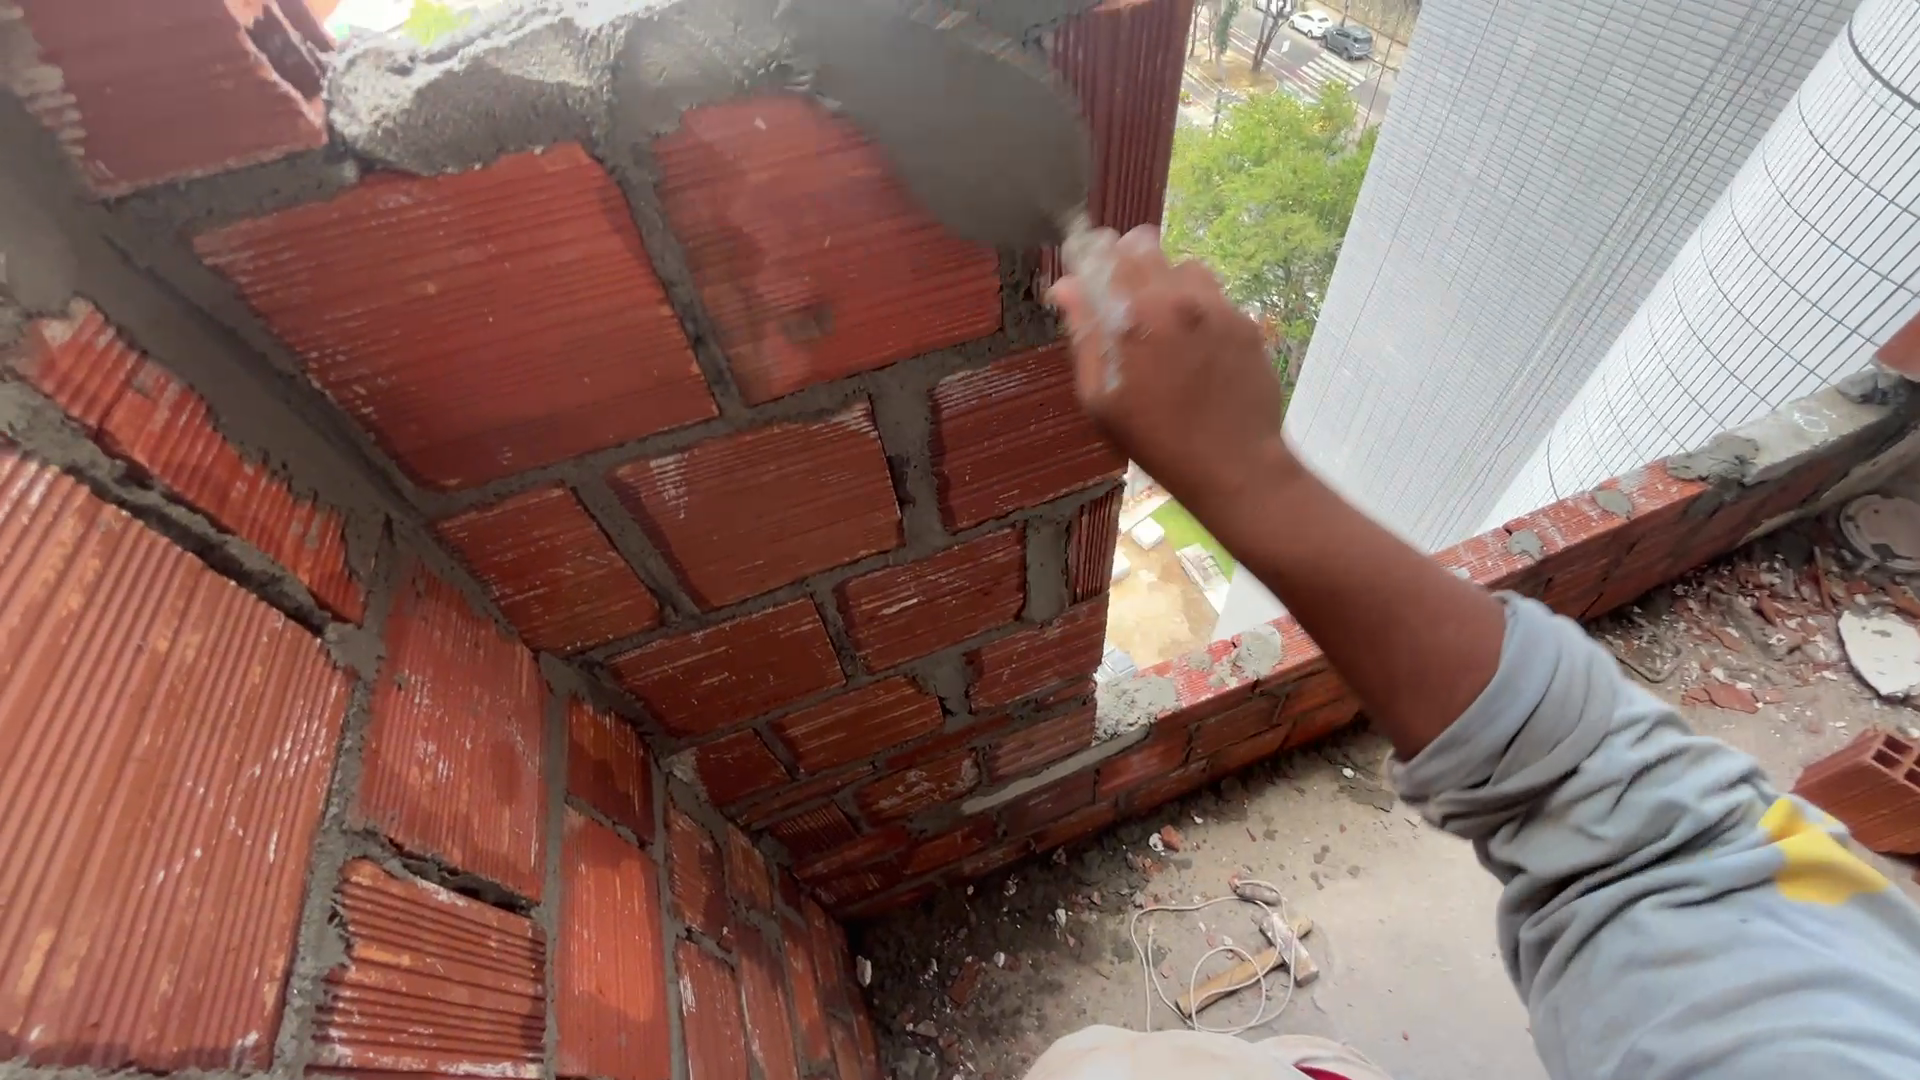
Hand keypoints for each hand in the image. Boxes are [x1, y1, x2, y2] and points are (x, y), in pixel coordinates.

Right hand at [1050, 225, 1298, 515]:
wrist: (1233, 464)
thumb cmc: (1154, 441)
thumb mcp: (1101, 399)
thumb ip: (1084, 337)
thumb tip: (1066, 289)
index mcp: (1134, 316)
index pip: (1104, 255)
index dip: (1090, 254)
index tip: (1085, 265)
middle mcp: (1178, 298)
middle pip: (1145, 246)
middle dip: (1126, 261)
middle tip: (1122, 297)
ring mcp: (1218, 307)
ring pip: (1185, 266)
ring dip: (1167, 281)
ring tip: (1162, 322)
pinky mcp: (1246, 322)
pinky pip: (1214, 296)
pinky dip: (1198, 308)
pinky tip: (1194, 346)